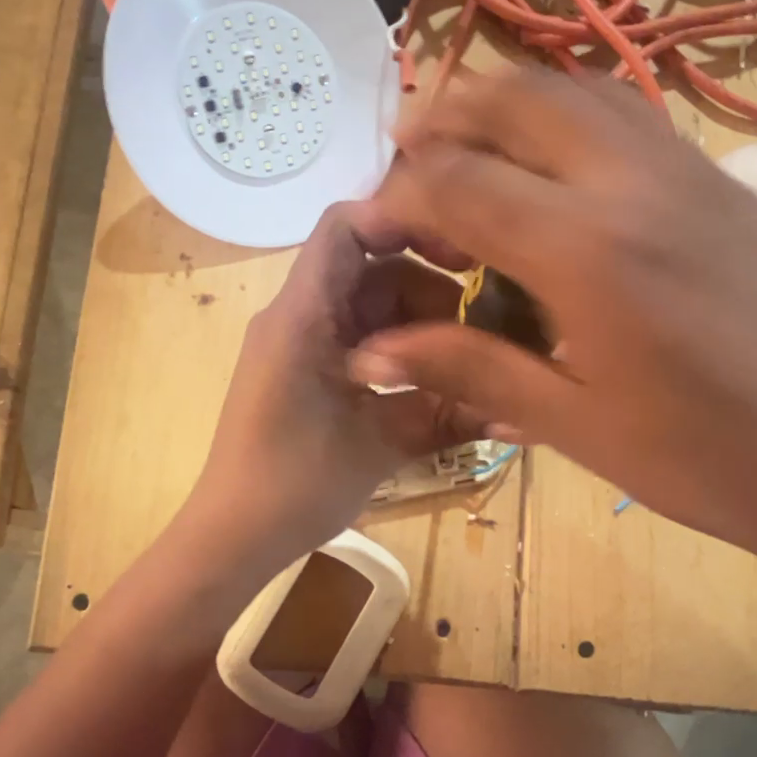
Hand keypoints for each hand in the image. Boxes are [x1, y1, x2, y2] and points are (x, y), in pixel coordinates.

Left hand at [181, 202, 489, 572]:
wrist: (234, 536)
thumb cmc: (295, 485)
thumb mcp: (380, 444)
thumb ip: (447, 413)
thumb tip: (522, 399)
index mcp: (303, 316)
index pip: (347, 226)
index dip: (406, 220)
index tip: (466, 251)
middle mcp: (298, 317)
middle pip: (372, 268)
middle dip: (431, 288)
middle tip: (482, 328)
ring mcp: (301, 346)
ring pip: (371, 307)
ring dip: (419, 326)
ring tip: (466, 363)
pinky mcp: (308, 374)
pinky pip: (361, 342)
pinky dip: (399, 353)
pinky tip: (436, 386)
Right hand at [359, 69, 756, 584]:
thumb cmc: (699, 463)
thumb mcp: (571, 423)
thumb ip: (466, 369)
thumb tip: (370, 352)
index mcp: (589, 252)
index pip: (460, 185)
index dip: (398, 198)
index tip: (368, 227)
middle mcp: (637, 185)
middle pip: (517, 102)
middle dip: (444, 121)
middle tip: (403, 167)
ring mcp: (690, 174)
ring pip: (580, 91)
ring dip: (508, 107)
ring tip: (466, 154)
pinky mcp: (722, 186)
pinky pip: (632, 116)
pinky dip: (570, 118)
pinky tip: (553, 170)